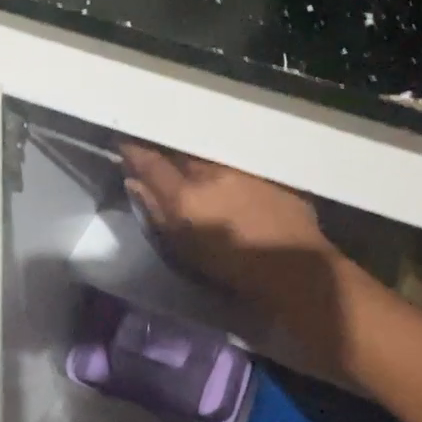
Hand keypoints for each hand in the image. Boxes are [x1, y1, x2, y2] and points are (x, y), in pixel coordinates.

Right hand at [119, 143, 339, 309]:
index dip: (135, 153)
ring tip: (198, 181)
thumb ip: (157, 212)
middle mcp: (213, 171)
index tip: (124, 149)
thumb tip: (135, 182)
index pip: (151, 162)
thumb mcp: (185, 249)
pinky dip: (230, 178)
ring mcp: (245, 170)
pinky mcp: (270, 177)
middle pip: (182, 157)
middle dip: (170, 160)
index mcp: (187, 192)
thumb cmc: (234, 270)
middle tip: (161, 169)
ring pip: (212, 161)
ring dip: (201, 168)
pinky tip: (234, 194)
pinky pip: (240, 171)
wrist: (298, 271)